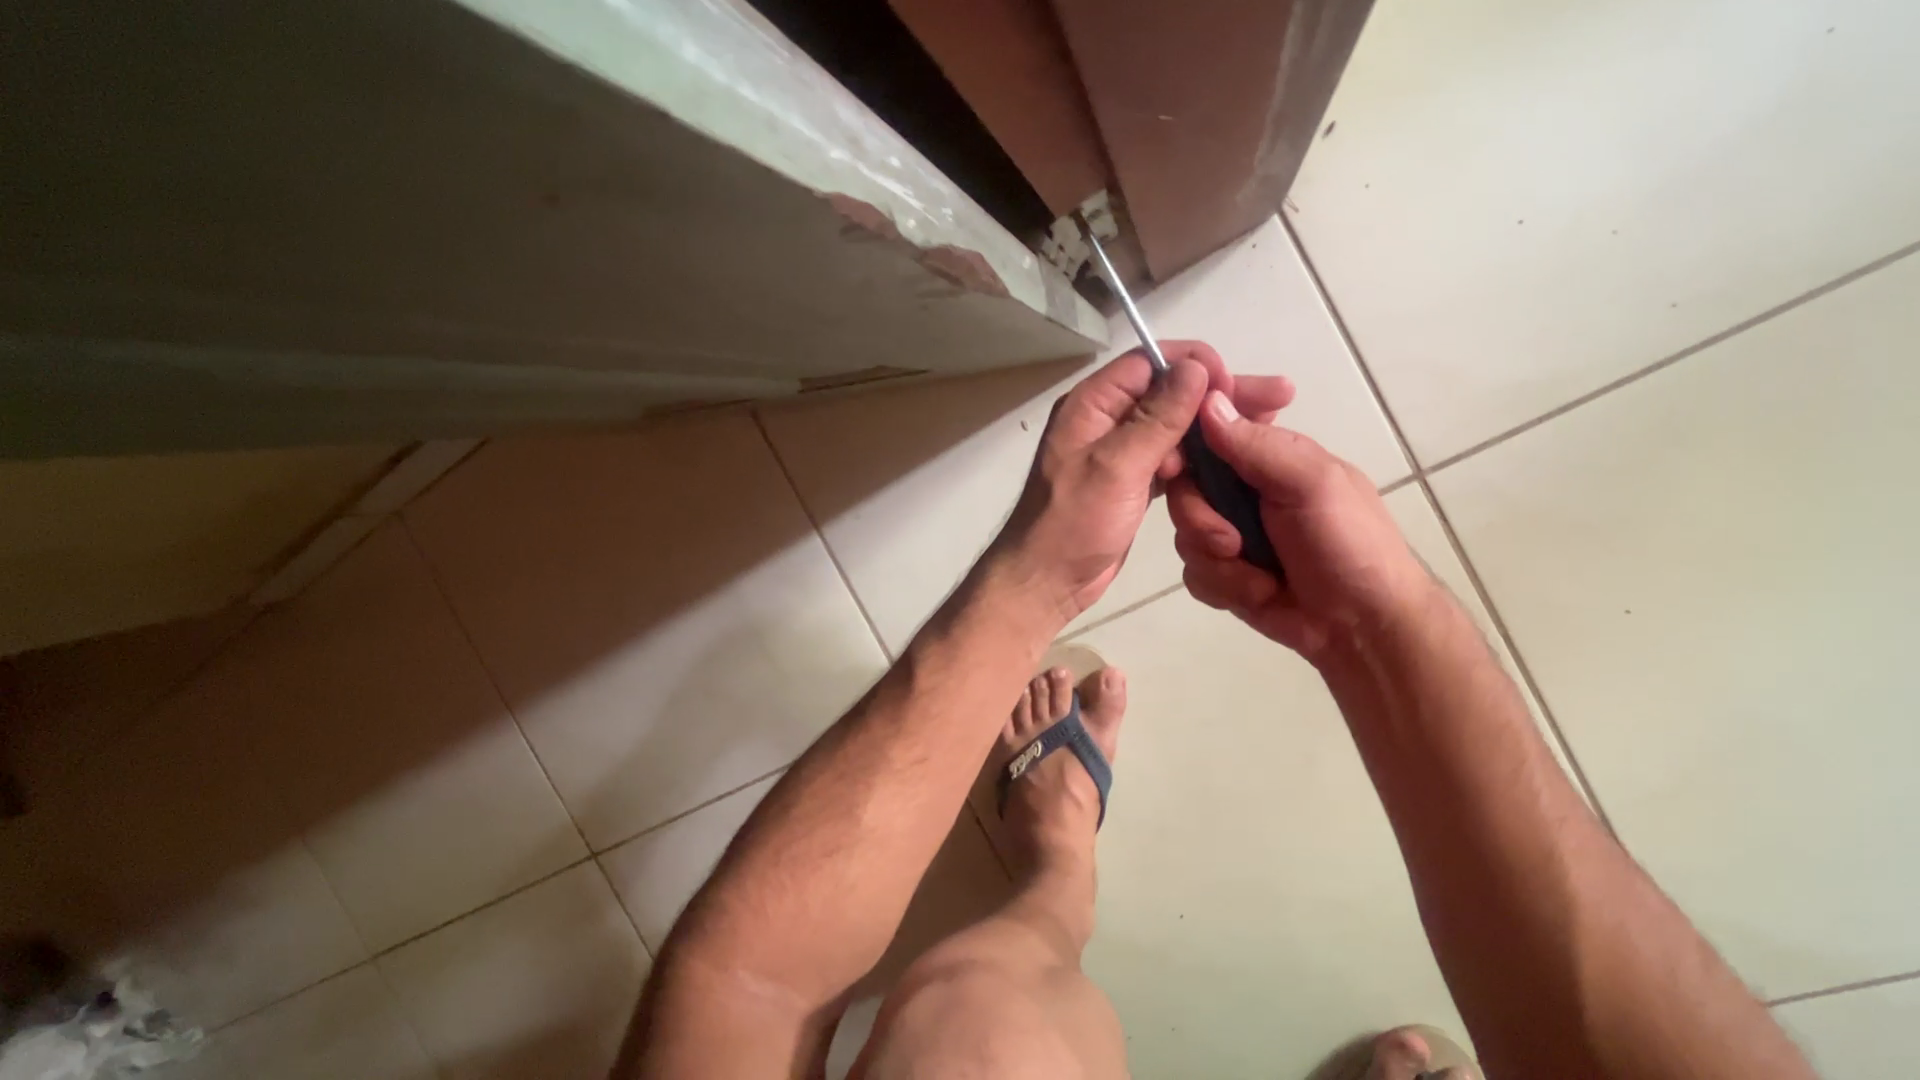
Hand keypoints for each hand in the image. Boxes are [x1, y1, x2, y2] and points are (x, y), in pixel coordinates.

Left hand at [992, 343, 1294, 621]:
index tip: (1235, 383)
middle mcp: (1105, 420)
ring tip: (1267, 424)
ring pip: (1175, 426)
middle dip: (1219, 394)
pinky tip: (1235, 460)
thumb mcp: (1117, 466)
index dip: (1195, 365)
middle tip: (1278, 397)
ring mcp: (1119, 452)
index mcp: (1091, 405)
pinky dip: (1200, 457)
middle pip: (1169, 392)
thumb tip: (1195, 368)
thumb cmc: (1074, 523)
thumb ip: (1156, 418)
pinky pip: (1171, 458)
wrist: (1047, 581)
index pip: (1149, 363)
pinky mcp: (1132, 482)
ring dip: (1215, 426)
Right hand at [1168, 391, 1434, 659]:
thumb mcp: (1311, 484)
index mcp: (1266, 455)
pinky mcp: (1224, 574)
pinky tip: (1258, 595)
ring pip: (1184, 535)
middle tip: (1232, 543)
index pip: (1209, 428)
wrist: (1362, 627)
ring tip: (1262, 581)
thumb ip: (1257, 446)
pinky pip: (1193, 573)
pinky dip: (1223, 588)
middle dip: (1201, 520)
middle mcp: (1242, 490)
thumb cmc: (1349, 544)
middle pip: (1183, 488)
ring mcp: (1231, 532)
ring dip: (1219, 563)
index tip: (1177, 463)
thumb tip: (1207, 399)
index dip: (1185, 442)